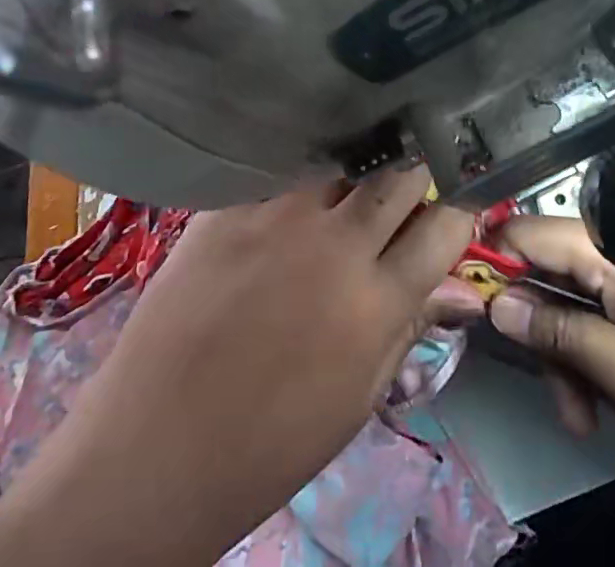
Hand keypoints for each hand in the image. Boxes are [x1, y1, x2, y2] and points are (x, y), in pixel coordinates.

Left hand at [0, 167, 479, 566]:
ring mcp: (274, 218)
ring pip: (342, 159)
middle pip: (400, 172)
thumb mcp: (359, 398)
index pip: (445, 223)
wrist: (151, 455)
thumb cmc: (269, 443)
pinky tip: (298, 184)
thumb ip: (411, 326)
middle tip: (410, 187)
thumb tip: (463, 290)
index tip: (460, 206)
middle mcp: (333, 245)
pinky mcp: (223, 209)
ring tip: (356, 179)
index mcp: (376, 300)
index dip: (462, 209)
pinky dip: (300, 173)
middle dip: (418, 172)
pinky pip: (278, 171)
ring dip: (360, 168)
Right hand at [489, 216, 614, 483]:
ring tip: (609, 420)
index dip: (493, 270)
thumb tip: (494, 300)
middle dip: (553, 338)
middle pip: (560, 271)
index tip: (480, 322)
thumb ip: (559, 333)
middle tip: (571, 409)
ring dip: (591, 354)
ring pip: (598, 295)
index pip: (525, 232)